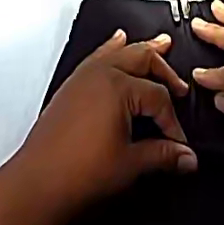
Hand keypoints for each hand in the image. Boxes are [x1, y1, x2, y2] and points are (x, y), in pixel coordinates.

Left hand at [0, 31, 196, 224]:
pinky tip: (117, 42)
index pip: (158, 97)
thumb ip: (163, 156)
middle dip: (165, 72)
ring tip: (159, 45)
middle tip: (179, 84)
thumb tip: (185, 156)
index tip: (178, 142)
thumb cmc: (74, 172)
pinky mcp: (73, 83)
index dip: (172, 122)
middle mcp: (101, 73)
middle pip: (143, 60)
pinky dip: (112, 47)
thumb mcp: (129, 164)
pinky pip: (98, 55)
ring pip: (121, 51)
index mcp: (118, 87)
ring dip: (142, 49)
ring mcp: (85, 75)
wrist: (38, 182)